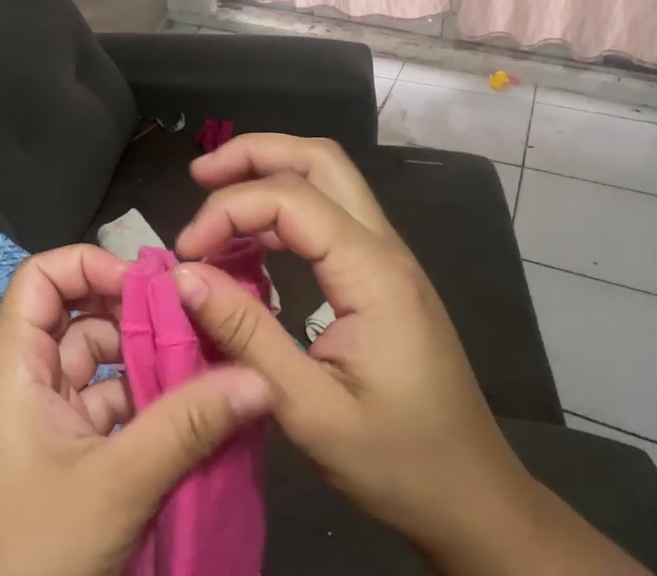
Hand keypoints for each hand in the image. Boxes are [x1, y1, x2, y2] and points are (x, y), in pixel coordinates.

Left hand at [0, 245, 274, 575]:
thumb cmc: (38, 546)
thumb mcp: (118, 482)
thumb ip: (189, 425)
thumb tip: (260, 378)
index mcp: (12, 366)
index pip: (40, 277)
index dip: (91, 265)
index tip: (150, 285)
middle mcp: (21, 380)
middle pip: (74, 317)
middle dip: (133, 316)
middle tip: (195, 322)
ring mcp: (37, 419)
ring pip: (93, 365)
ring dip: (143, 364)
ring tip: (203, 365)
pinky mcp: (56, 454)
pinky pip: (100, 408)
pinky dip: (139, 405)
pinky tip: (187, 413)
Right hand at [174, 137, 643, 574]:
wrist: (473, 501)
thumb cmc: (396, 462)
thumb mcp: (308, 408)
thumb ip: (245, 334)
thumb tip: (183, 275)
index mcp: (373, 274)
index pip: (290, 198)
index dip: (227, 210)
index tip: (184, 254)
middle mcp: (385, 251)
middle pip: (319, 161)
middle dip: (253, 155)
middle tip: (197, 178)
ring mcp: (388, 263)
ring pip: (328, 182)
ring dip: (268, 179)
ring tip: (213, 207)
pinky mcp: (382, 282)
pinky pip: (330, 221)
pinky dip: (283, 216)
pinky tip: (248, 249)